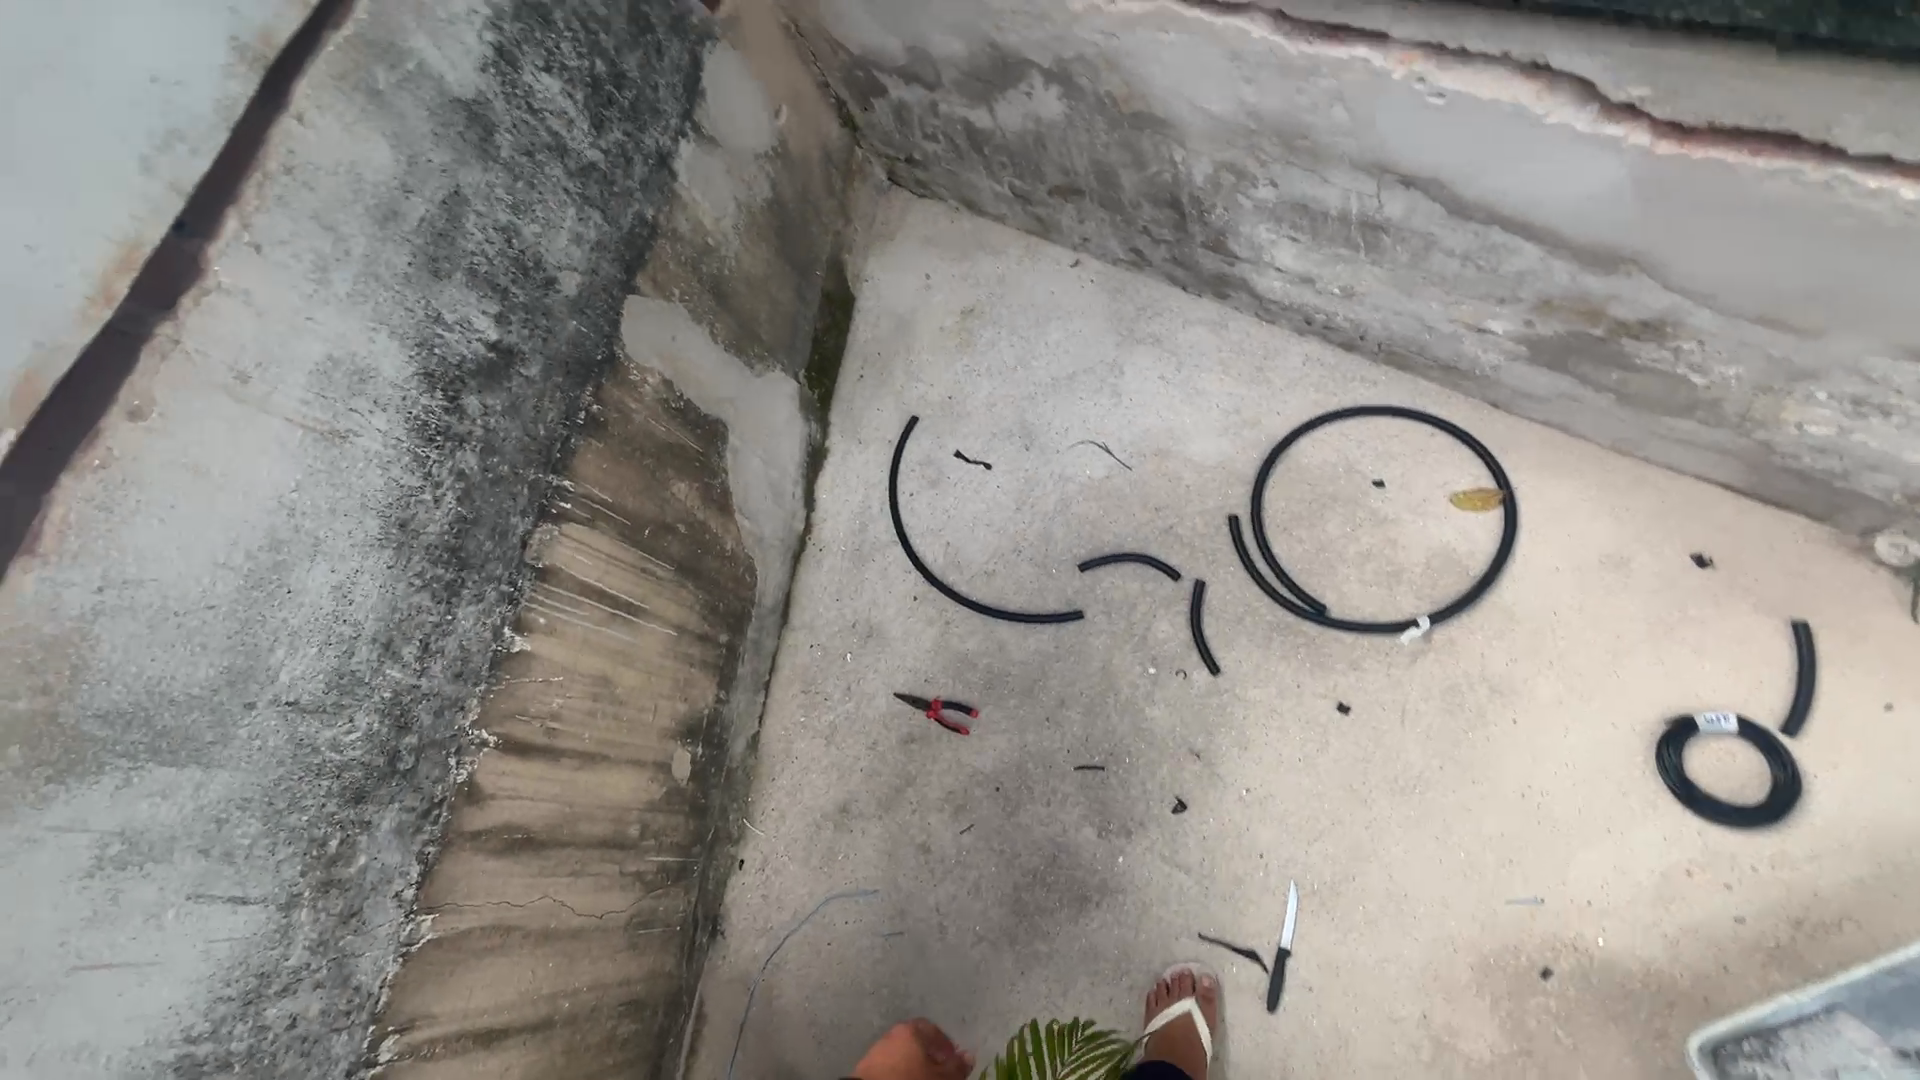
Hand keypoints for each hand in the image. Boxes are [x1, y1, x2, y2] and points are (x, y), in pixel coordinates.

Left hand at [851, 1018, 975, 1079]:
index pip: (933, 1030)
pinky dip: (898, 1073)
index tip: (953, 1061)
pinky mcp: (865, 1069)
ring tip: (922, 1079)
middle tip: (939, 1073)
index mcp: (911, 1030)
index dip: (946, 1046)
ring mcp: (876, 1051)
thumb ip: (956, 1067)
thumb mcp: (940, 1078)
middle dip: (929, 1057)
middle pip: (916, 1042)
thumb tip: (969, 1056)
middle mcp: (892, 1034)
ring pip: (901, 1055)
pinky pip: (888, 1067)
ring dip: (912, 1066)